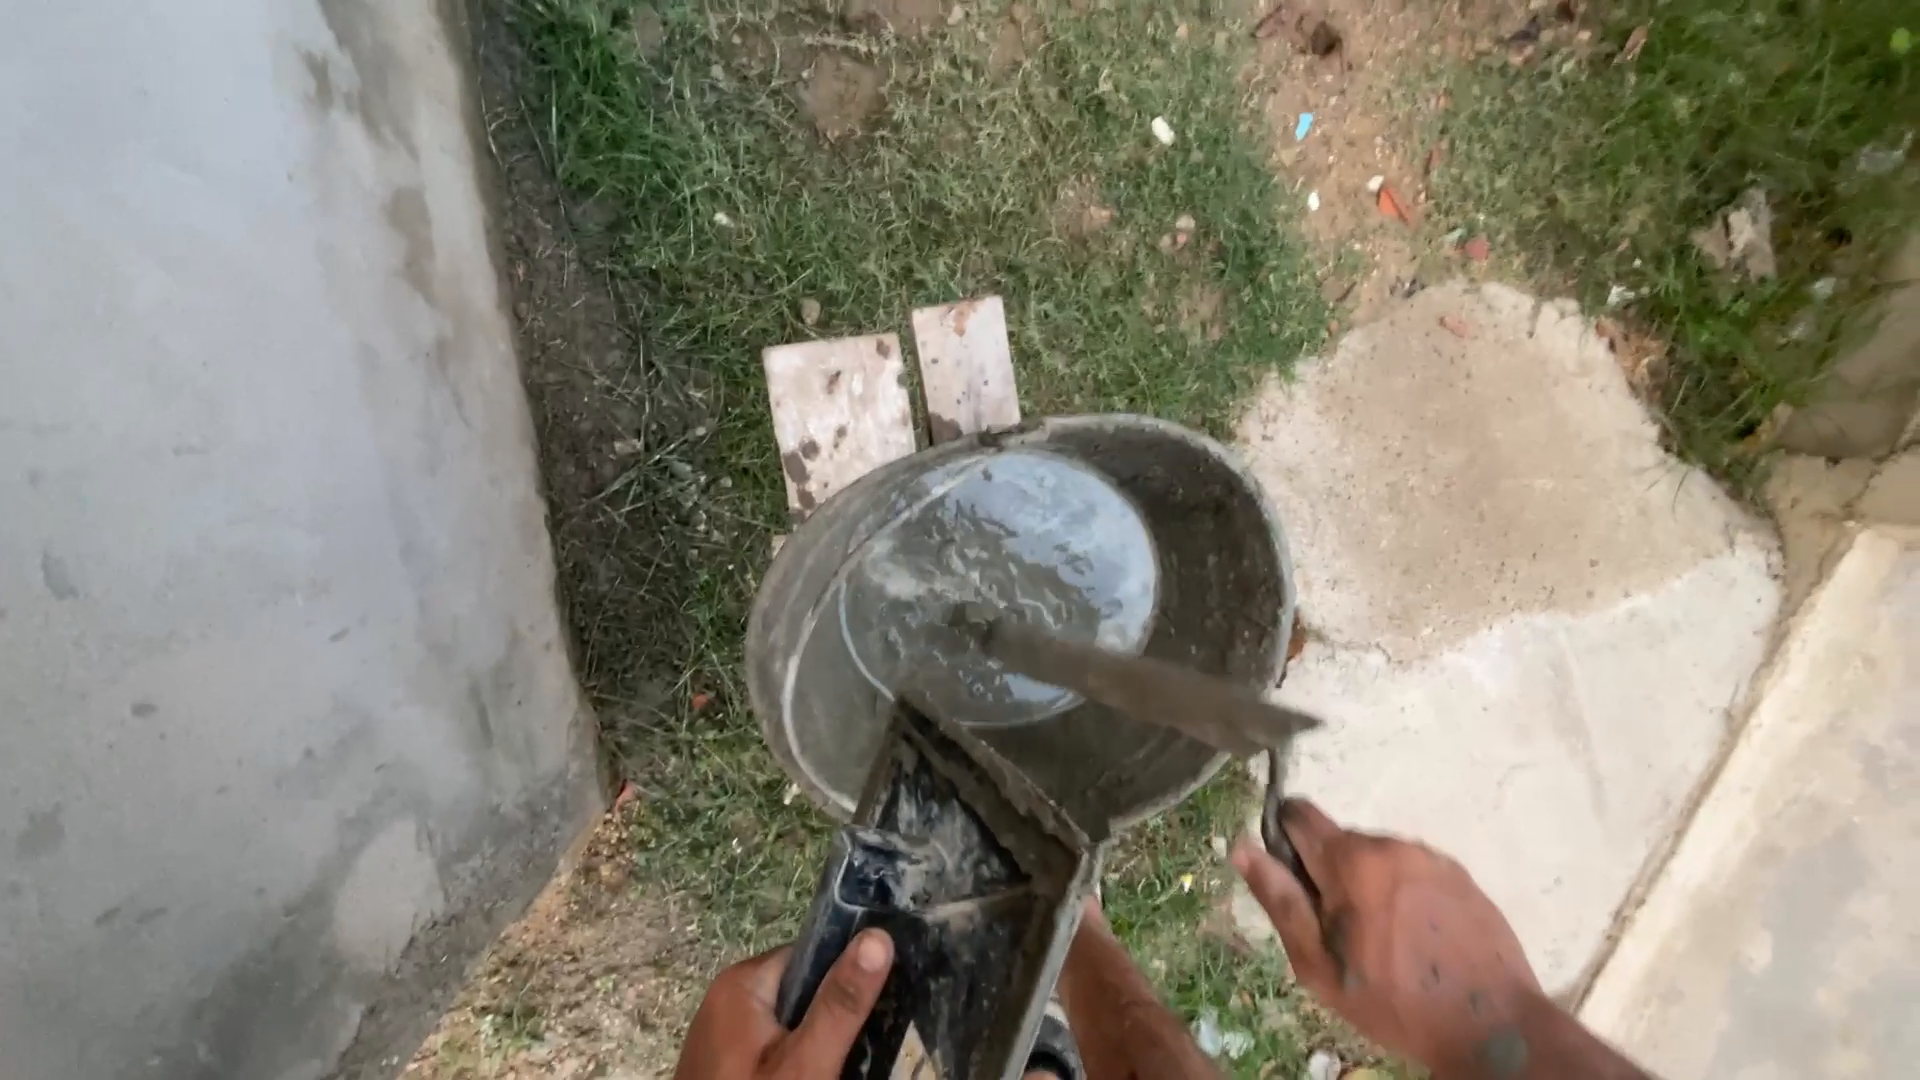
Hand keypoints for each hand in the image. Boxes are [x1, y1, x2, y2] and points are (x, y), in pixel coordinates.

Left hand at [674, 928, 893, 1078]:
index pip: (813, 955)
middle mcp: (728, 997)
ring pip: (792, 1023)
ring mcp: (724, 1035)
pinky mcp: (726, 1066)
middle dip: (834, 1019)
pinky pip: (774, 1050)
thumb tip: (879, 935)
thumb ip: (841, 1003)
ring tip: (844, 1069)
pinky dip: (796, 1065)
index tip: (881, 1003)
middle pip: (803, 989)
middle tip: (863, 1048)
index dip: (847, 978)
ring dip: (818, 1046)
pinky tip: (815, 1077)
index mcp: (742, 982)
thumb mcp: (805, 1066)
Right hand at [1231, 800, 1540, 1070]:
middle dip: (1329, 872)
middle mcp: (1389, 843)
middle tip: (1343, 929)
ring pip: (1375, 855)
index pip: (1296, 813)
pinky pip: (1412, 868)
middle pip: (1337, 840)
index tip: (1295, 882)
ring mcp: (1430, 857)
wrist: (1496, 1032)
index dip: (1283, 840)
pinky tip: (1416, 935)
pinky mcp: (1460, 874)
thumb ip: (1279, 899)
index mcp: (1349, 860)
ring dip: (1367, 881)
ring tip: (1384, 937)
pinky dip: (1403, 891)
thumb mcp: (1318, 963)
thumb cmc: (1393, 1001)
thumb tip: (1241, 847)